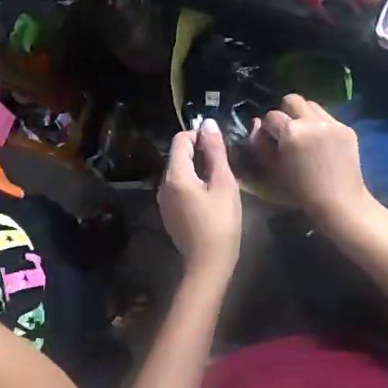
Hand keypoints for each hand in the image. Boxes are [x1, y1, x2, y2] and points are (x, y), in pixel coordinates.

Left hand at [159, 120, 241, 279]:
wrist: (208, 263)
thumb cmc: (221, 222)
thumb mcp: (224, 183)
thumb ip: (215, 152)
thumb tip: (208, 124)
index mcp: (175, 175)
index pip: (181, 139)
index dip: (200, 136)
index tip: (220, 146)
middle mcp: (163, 184)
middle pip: (178, 156)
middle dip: (199, 153)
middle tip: (223, 164)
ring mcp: (163, 200)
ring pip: (178, 173)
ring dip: (196, 169)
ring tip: (218, 181)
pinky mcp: (168, 213)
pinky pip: (178, 189)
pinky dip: (192, 185)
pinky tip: (209, 198)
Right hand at [250, 95, 376, 231]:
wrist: (338, 201)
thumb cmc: (301, 191)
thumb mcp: (274, 169)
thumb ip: (260, 145)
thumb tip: (256, 124)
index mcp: (290, 131)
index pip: (271, 115)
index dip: (269, 127)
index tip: (272, 139)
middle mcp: (311, 121)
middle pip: (292, 99)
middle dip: (286, 112)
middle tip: (287, 130)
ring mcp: (332, 123)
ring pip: (312, 105)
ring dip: (304, 116)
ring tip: (305, 135)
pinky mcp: (346, 128)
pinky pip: (328, 118)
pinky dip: (321, 126)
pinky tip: (322, 144)